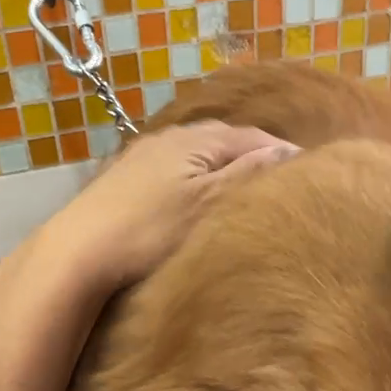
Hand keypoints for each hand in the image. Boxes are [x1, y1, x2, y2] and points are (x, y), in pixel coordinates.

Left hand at [30, 121, 295, 295]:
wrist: (79, 253)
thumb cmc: (151, 230)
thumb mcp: (209, 203)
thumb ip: (249, 175)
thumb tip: (288, 153)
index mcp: (199, 138)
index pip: (257, 138)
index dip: (286, 156)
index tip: (311, 179)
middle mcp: (172, 138)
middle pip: (227, 145)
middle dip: (257, 162)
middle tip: (283, 190)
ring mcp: (145, 159)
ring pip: (200, 161)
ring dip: (225, 175)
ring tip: (247, 201)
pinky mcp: (127, 183)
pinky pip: (178, 176)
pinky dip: (198, 187)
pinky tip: (200, 208)